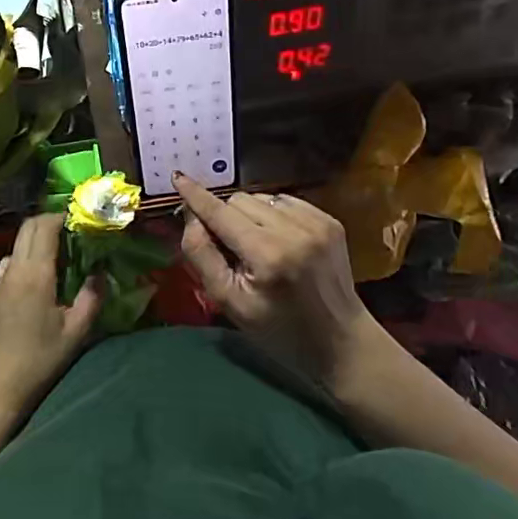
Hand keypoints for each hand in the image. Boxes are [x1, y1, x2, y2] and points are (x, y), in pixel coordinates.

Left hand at [0, 214, 101, 412]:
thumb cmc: (40, 359)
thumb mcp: (76, 331)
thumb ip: (92, 297)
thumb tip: (100, 272)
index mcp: (35, 274)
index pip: (44, 226)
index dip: (63, 217)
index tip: (83, 222)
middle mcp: (14, 269)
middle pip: (28, 227)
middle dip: (51, 222)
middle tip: (75, 233)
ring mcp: (0, 278)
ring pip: (19, 242)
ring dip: (39, 239)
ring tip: (62, 254)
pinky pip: (11, 260)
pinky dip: (27, 256)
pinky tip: (41, 276)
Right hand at [173, 173, 381, 388]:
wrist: (340, 341)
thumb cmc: (277, 330)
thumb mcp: (228, 301)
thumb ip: (201, 255)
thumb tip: (190, 215)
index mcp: (267, 255)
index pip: (221, 213)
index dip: (196, 195)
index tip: (177, 177)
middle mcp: (294, 231)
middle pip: (238, 200)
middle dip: (225, 217)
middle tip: (229, 248)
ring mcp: (317, 222)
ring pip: (260, 197)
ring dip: (249, 216)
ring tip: (257, 246)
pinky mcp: (330, 221)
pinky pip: (284, 201)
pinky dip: (273, 215)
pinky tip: (279, 241)